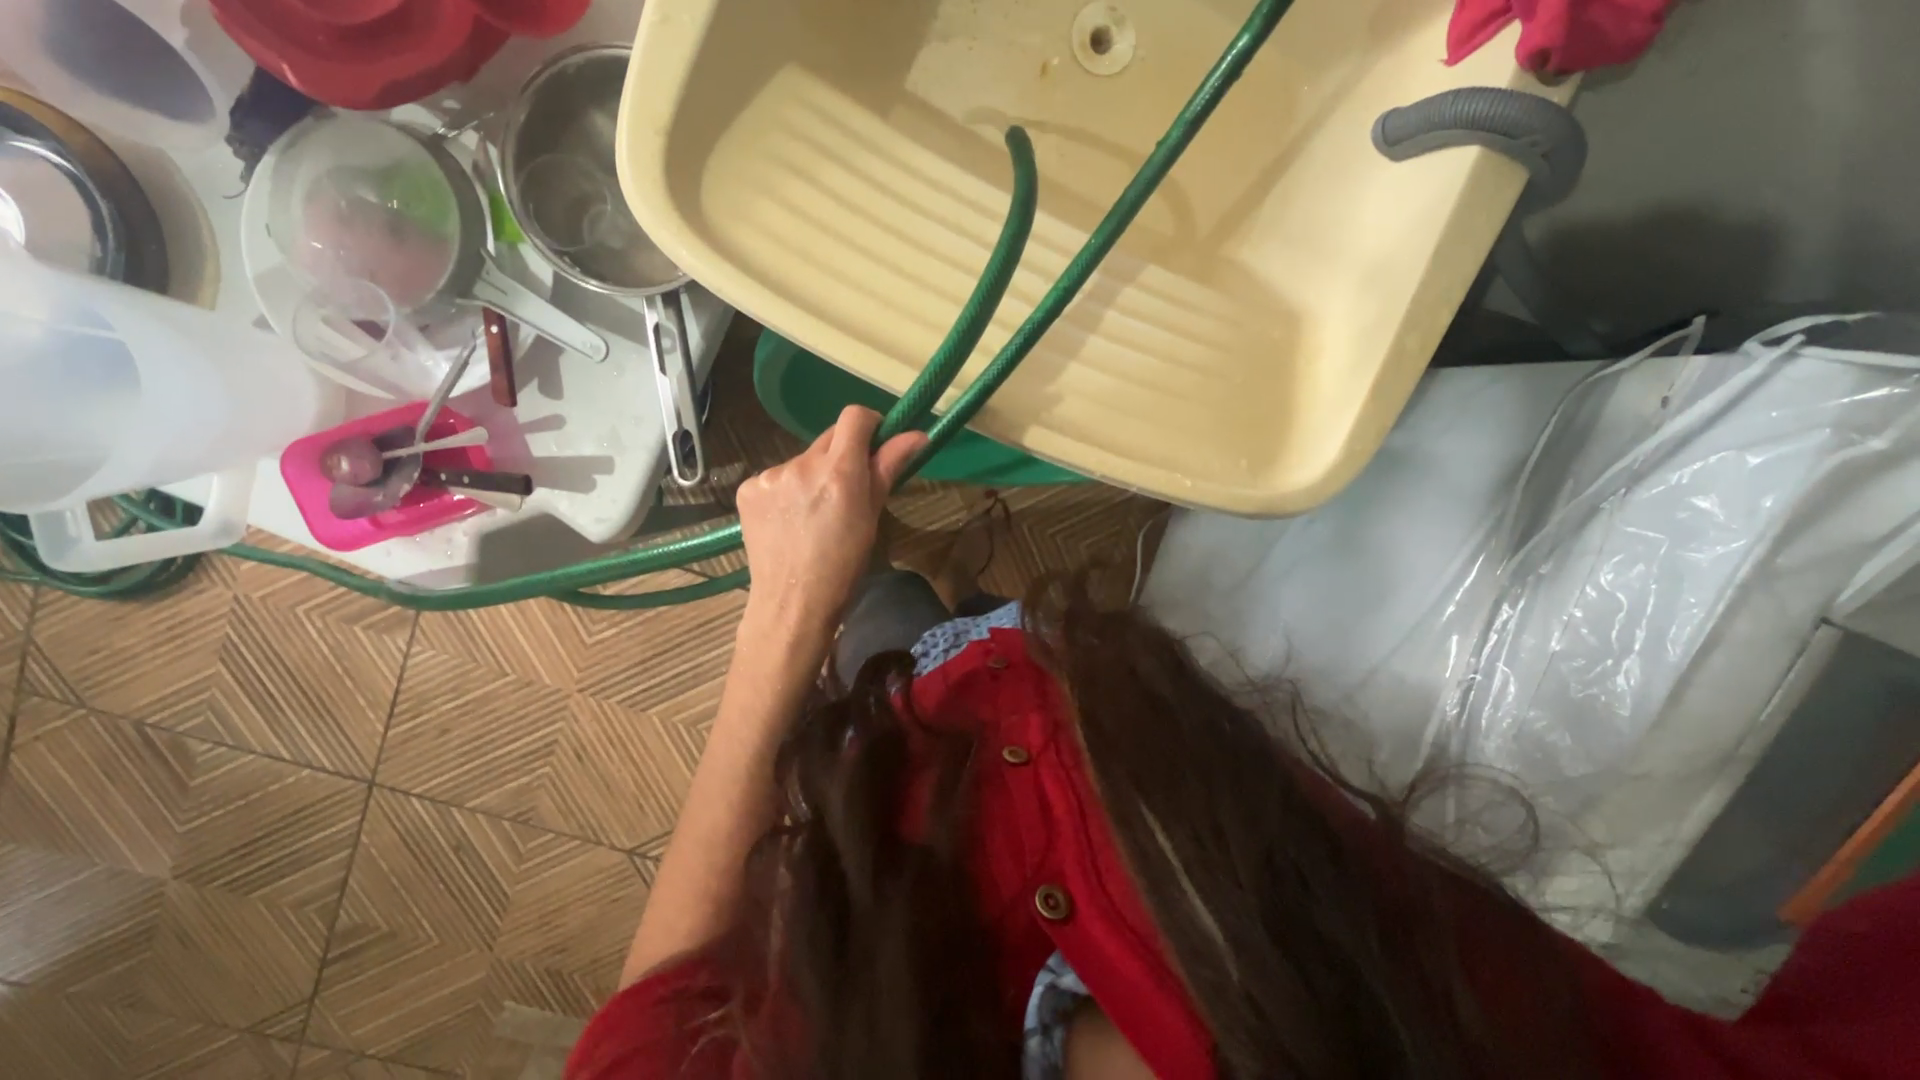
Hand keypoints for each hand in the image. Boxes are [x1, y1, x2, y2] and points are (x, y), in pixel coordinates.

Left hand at [736, 406, 926, 641]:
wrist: (793, 603)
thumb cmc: (843, 565)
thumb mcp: (872, 516)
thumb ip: (889, 467)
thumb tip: (918, 434)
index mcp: (839, 471)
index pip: (854, 417)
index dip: (868, 426)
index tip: (873, 447)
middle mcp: (802, 464)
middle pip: (828, 438)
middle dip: (840, 456)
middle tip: (844, 492)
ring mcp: (770, 475)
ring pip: (801, 460)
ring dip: (811, 476)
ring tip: (812, 516)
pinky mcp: (747, 489)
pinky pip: (775, 478)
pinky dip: (785, 492)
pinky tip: (788, 521)